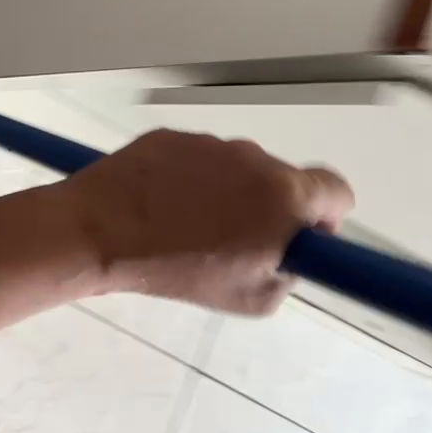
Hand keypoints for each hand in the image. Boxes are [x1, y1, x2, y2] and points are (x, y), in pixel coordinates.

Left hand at [62, 129, 354, 314]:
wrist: (95, 231)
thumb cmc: (176, 268)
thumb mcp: (255, 296)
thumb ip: (288, 272)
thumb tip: (283, 253)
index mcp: (282, 192)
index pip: (336, 189)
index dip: (324, 214)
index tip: (295, 234)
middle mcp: (247, 155)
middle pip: (279, 176)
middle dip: (267, 204)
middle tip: (232, 235)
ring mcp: (201, 141)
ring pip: (231, 165)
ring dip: (223, 188)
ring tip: (184, 221)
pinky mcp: (162, 136)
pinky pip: (190, 156)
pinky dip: (184, 175)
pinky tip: (158, 201)